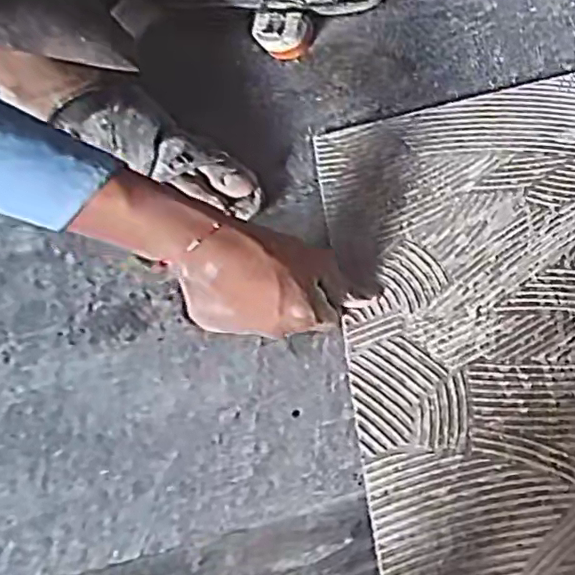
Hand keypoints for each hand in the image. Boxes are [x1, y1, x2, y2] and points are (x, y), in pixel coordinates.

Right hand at [171, 221, 354, 337]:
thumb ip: (342, 284)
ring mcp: (245, 331)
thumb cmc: (262, 248)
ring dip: (264, 305)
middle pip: (298, 321)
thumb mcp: (314, 259)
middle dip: (294, 303)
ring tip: (252, 278)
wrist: (206, 243)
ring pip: (266, 321)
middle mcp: (278, 331)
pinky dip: (234, 306)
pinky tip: (230, 285)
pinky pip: (233, 318)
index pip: (327, 317)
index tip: (311, 284)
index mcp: (305, 317)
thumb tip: (368, 299)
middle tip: (279, 276)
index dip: (322, 298)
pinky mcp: (215, 326)